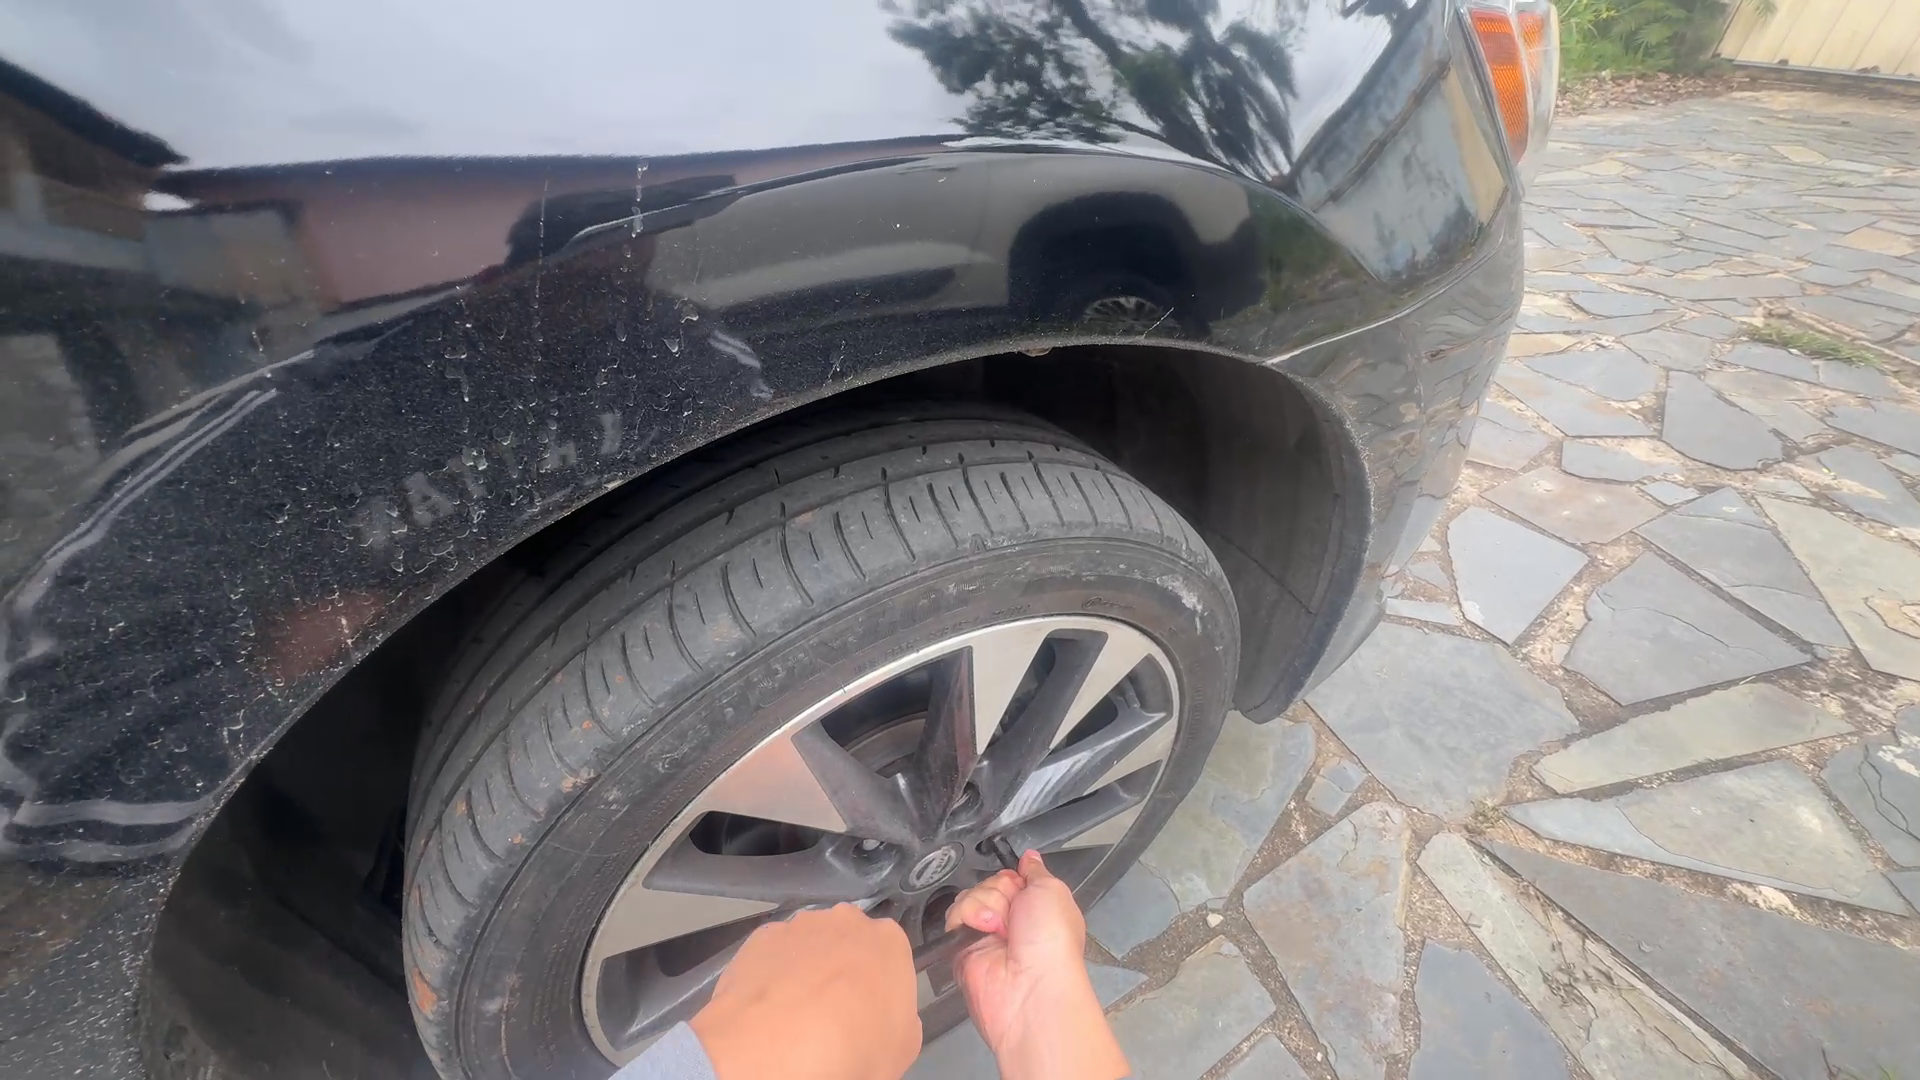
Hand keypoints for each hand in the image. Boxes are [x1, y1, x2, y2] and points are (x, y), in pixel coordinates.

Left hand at [690, 903, 920, 1079]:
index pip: (889, 954)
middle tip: (832, 1014)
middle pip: (849, 940)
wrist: (777, 1049)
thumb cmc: (854, 1049)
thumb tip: (885, 1015)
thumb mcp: (902, 1048)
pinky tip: (765, 1011)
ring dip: (805, 970)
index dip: (878, 985)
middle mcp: (846, 920)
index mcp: (888, 941)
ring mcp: (801, 925)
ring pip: (809, 944)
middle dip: (842, 968)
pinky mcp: (762, 937)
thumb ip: (901, 1019)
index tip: (868, 1014)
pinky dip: (772, 976)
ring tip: (792, 1018)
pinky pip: (773, 955)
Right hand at [944, 851, 1129, 1079]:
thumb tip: (1028, 857)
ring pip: (970, 895)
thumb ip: (1035, 870)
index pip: (1010, 876)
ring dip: (985, 903)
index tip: (1021, 886)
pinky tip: (984, 929)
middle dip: (1000, 890)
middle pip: (988, 883)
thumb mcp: (1053, 891)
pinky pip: (954, 914)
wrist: (1032, 988)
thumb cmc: (1051, 939)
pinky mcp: (962, 948)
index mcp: (1033, 909)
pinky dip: (968, 916)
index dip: (1013, 877)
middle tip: (1013, 914)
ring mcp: (984, 935)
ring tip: (999, 928)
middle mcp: (1009, 922)